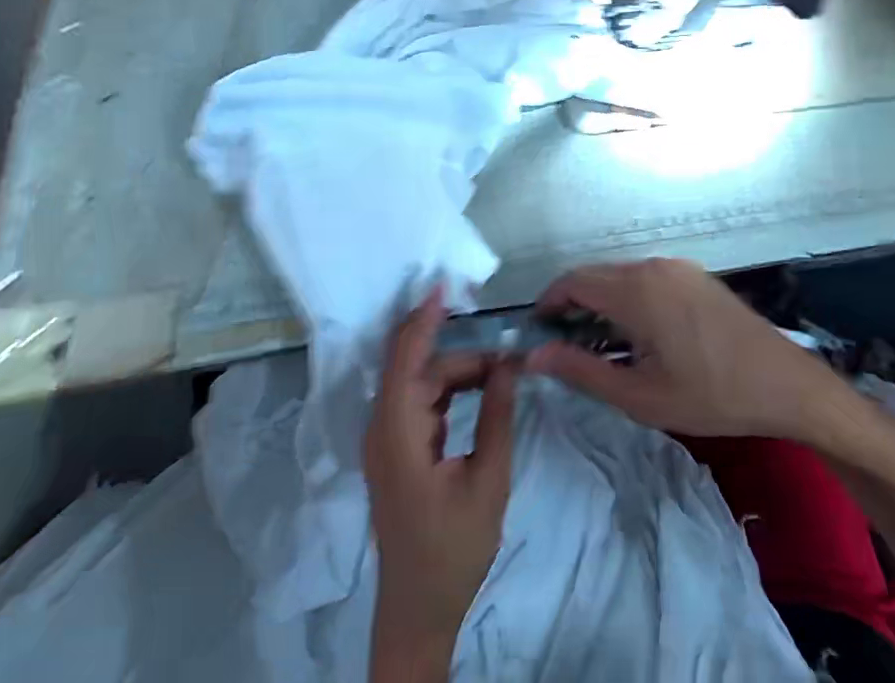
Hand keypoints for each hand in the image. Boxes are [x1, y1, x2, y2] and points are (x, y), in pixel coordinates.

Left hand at [365, 289, 517, 672]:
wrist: (419, 607)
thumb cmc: (454, 547)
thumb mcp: (489, 478)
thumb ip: (497, 414)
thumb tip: (508, 364)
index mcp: (398, 434)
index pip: (405, 360)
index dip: (423, 320)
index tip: (447, 286)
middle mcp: (383, 429)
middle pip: (418, 370)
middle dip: (462, 352)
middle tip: (510, 353)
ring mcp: (387, 441)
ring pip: (421, 385)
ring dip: (459, 372)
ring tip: (503, 370)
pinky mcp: (398, 452)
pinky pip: (422, 404)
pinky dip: (450, 391)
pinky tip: (482, 390)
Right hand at [524, 258, 843, 439]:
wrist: (786, 385)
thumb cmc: (711, 395)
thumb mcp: (639, 395)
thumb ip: (582, 371)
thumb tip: (534, 356)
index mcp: (638, 290)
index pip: (574, 281)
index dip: (549, 303)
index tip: (538, 332)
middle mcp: (656, 267)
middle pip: (597, 274)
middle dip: (572, 302)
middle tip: (563, 344)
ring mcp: (681, 268)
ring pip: (623, 275)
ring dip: (601, 301)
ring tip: (598, 344)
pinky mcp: (698, 277)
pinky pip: (648, 278)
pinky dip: (628, 297)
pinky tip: (637, 333)